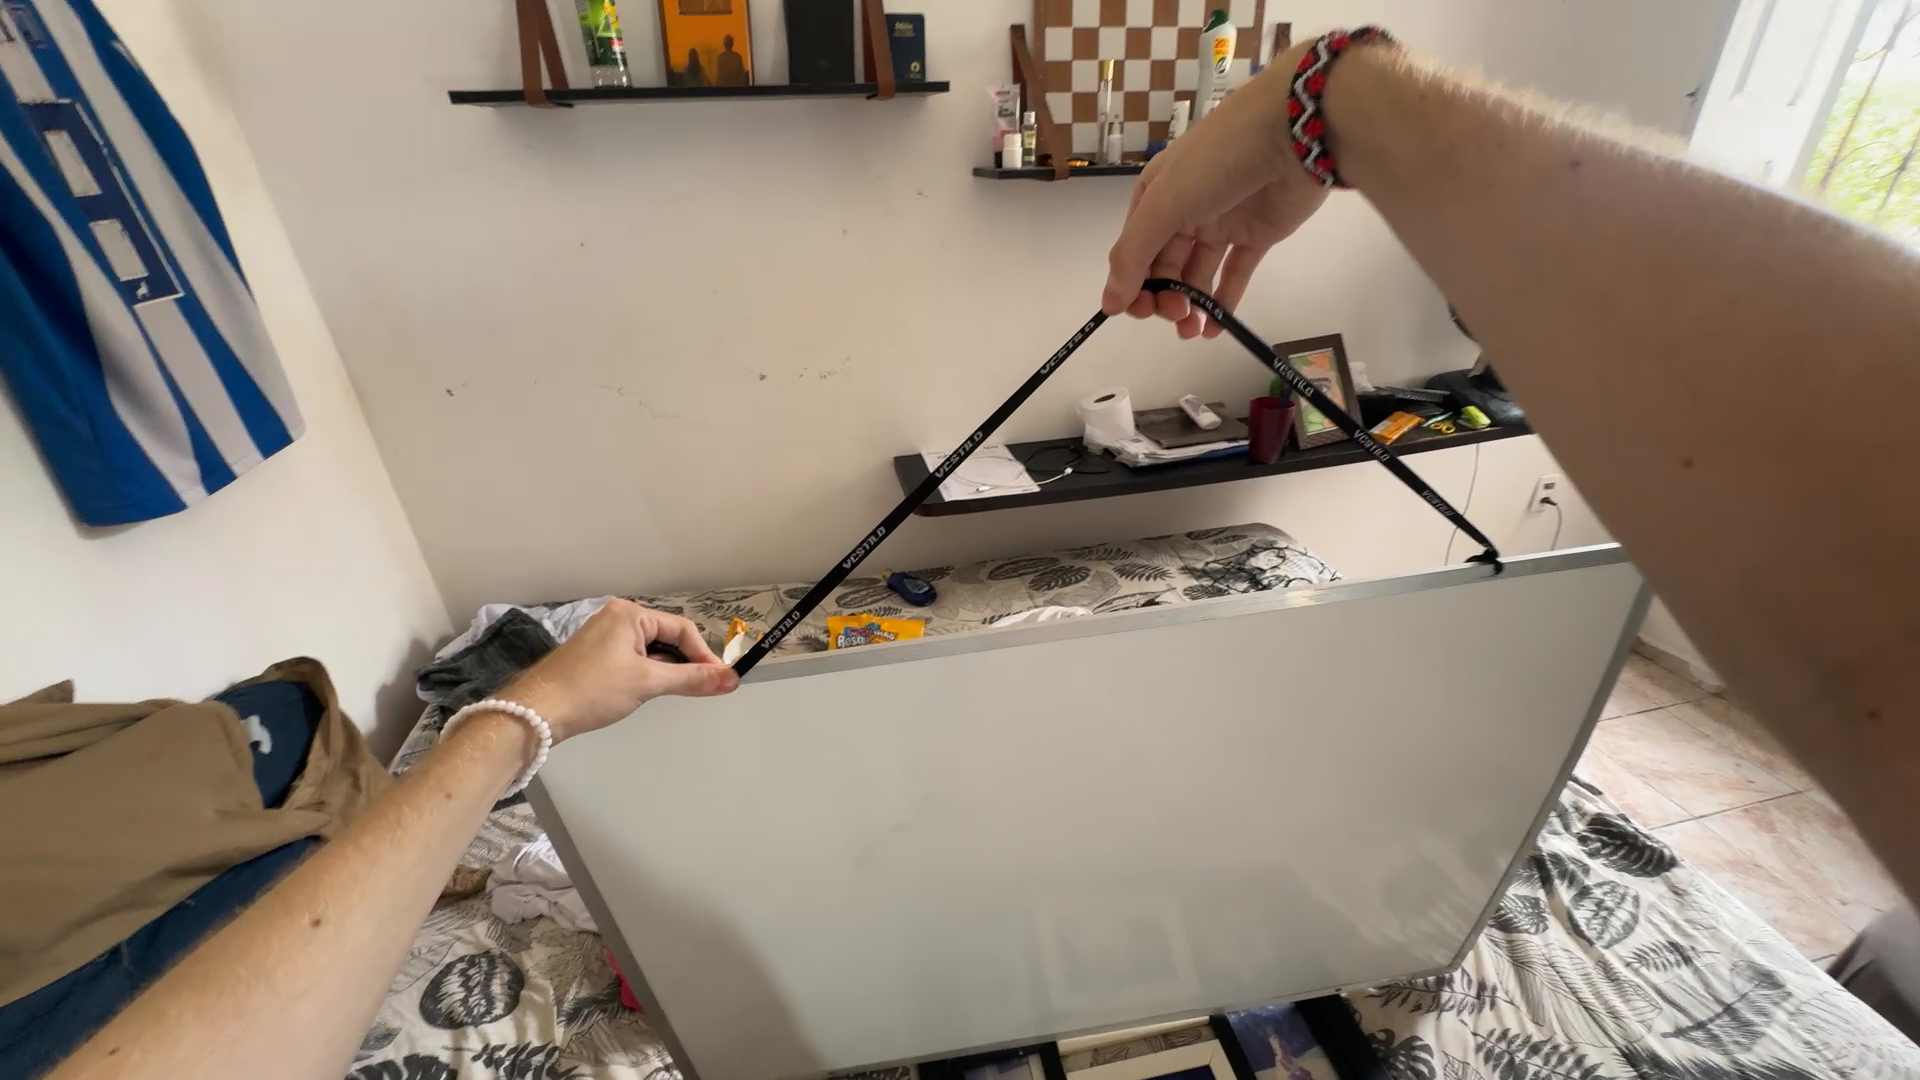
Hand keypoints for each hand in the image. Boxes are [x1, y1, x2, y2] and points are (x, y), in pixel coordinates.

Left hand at [497, 599, 737, 743]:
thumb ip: (692, 679)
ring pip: (651, 650)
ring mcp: (603, 637)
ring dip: (668, 669)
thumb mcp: (648, 683)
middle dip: (687, 662)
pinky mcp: (594, 656)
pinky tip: (650, 691)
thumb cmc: (590, 691)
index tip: (720, 679)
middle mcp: (617, 618)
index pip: (682, 629)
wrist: (533, 714)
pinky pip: (634, 658)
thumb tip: (730, 679)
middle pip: (667, 637)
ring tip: (678, 691)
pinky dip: (649, 673)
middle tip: (704, 686)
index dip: (704, 655)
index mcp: (630, 614)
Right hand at [1103, 43, 1327, 337]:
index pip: (1135, 252)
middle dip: (1164, 297)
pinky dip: (1222, 303)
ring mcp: (1222, 223)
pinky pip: (1233, 275)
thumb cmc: (1217, 161)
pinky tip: (1213, 328)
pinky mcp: (1257, 234)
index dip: (1134, 284)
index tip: (1139, 311)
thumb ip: (1133, 257)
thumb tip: (1109, 305)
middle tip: (1174, 314)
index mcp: (1155, 198)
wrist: (1295, 129)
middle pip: (1164, 268)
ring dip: (1190, 306)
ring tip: (1192, 330)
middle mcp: (1184, 211)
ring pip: (1197, 275)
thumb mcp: (1163, 205)